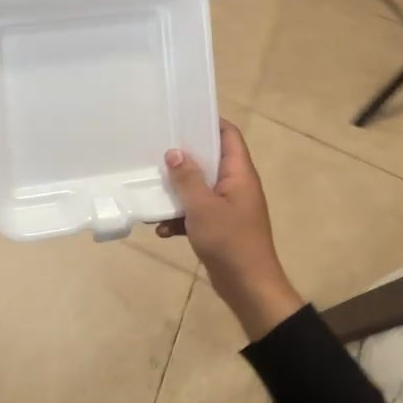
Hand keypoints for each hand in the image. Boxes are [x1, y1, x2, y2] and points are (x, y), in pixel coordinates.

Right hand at [157, 118, 304, 340]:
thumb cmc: (230, 242)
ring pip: (199, 188)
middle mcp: (237, 186)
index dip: (210, 122)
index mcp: (240, 174)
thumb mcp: (203, 207)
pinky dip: (180, 218)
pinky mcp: (220, 226)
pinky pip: (197, 213)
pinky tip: (163, 229)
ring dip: (178, 192)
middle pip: (210, 160)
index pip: (229, 135)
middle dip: (184, 157)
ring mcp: (229, 207)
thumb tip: (174, 153)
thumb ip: (188, 178)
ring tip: (153, 193)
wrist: (248, 287)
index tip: (182, 115)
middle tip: (156, 149)